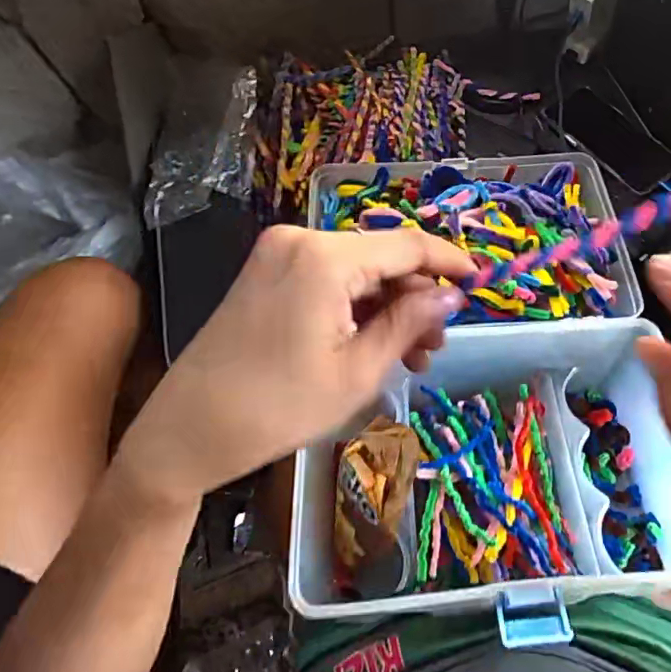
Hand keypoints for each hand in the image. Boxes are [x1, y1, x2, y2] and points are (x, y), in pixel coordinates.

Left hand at [120, 226, 471, 505]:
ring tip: (412, 357)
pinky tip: (375, 344)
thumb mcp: (358, 370)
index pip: (406, 245)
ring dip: (388, 308)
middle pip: (380, 259)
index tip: (480, 281)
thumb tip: (451, 296)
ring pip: (356, 272)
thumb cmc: (279, 407)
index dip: (449, 262)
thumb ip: (410, 323)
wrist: (190, 431)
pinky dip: (356, 308)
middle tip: (437, 346)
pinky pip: (327, 281)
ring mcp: (278, 255)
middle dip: (416, 298)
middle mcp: (300, 240)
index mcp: (325, 257)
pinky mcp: (266, 275)